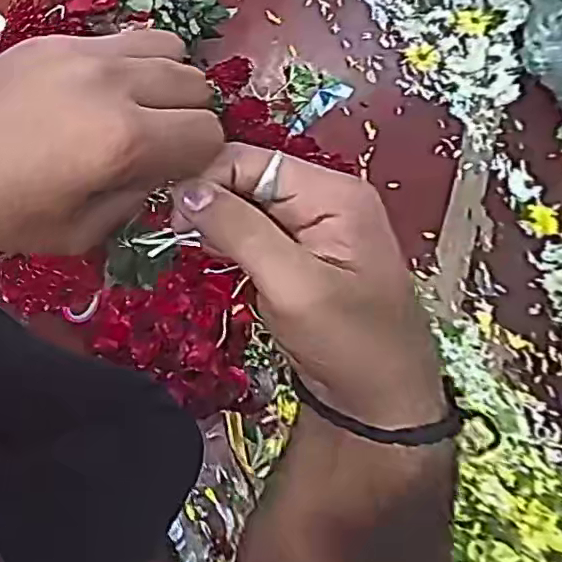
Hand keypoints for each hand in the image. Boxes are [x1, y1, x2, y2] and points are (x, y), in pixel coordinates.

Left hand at [0, 30, 223, 253]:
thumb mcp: (77, 233)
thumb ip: (136, 199)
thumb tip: (163, 171)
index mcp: (121, 139)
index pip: (207, 133)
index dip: (198, 159)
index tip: (173, 172)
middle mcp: (110, 82)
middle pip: (195, 83)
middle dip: (188, 118)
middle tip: (156, 143)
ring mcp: (79, 51)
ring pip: (166, 45)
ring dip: (165, 80)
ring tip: (135, 108)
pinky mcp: (51, 38)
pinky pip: (118, 39)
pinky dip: (127, 63)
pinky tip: (94, 91)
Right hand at [172, 144, 445, 429]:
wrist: (382, 402)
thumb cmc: (350, 344)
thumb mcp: (293, 286)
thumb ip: (239, 231)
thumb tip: (187, 190)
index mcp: (332, 192)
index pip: (249, 159)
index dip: (206, 181)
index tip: (178, 221)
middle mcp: (322, 195)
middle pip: (244, 175)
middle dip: (209, 203)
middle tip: (187, 240)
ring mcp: (311, 221)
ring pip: (242, 200)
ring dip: (215, 223)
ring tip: (204, 253)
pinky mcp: (297, 246)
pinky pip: (250, 225)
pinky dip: (228, 239)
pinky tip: (220, 259)